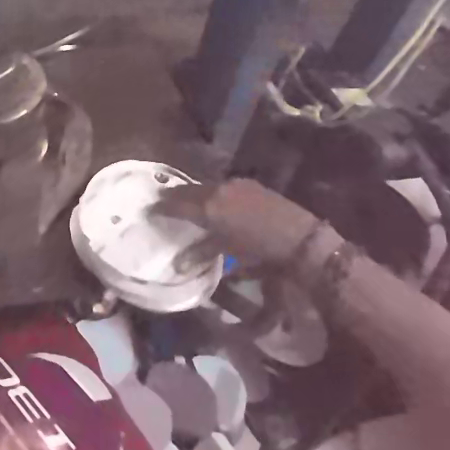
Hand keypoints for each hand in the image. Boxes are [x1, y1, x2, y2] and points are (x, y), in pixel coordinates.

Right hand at [157, 178, 322, 268]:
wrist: (300, 238)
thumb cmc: (260, 249)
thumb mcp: (227, 251)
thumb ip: (200, 253)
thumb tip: (177, 265)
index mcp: (207, 206)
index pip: (175, 203)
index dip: (161, 207)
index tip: (149, 210)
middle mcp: (217, 190)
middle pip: (188, 190)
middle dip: (174, 196)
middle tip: (162, 202)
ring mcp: (234, 184)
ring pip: (205, 186)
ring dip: (193, 193)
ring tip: (185, 201)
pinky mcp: (249, 185)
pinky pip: (221, 186)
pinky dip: (211, 192)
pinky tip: (213, 201)